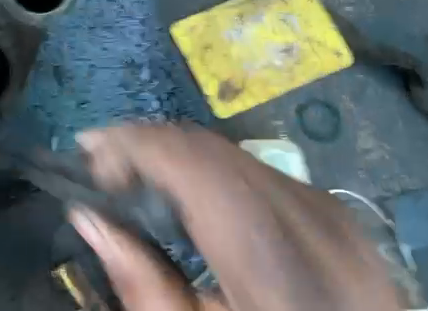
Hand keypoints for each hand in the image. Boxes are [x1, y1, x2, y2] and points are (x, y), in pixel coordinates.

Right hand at [70, 123, 400, 310]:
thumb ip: (143, 285)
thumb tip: (89, 217)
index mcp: (275, 261)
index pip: (191, 160)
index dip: (132, 142)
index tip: (87, 153)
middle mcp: (310, 219)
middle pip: (210, 148)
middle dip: (147, 143)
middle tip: (101, 165)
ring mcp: (333, 214)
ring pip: (234, 152)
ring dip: (178, 154)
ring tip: (135, 177)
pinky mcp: (340, 218)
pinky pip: (261, 172)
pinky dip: (214, 171)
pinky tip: (189, 194)